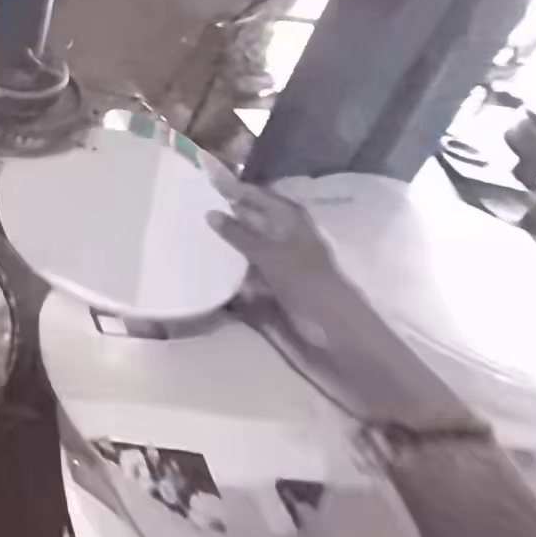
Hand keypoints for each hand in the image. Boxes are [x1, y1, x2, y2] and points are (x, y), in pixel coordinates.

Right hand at [212, 183, 484, 431]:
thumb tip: (212, 212)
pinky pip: (237, 288)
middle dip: (225, 216)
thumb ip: (243, 237)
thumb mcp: (278, 261)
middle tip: (186, 204)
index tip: (207, 177)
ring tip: (183, 235)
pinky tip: (196, 276)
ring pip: (242, 257)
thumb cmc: (320, 299)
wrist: (352, 359)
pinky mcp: (267, 306)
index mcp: (294, 231)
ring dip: (218, 249)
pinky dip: (219, 282)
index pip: (264, 200)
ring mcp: (276, 279)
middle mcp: (284, 250)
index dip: (241, 188)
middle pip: (252, 225)